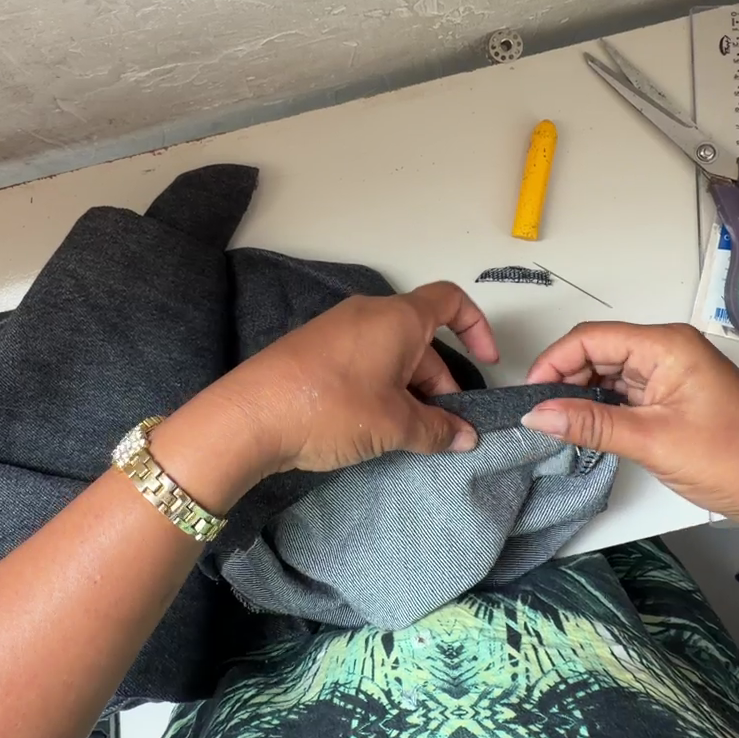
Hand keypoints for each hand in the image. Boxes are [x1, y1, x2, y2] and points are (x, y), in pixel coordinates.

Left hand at [160, 282, 498, 503]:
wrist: (250, 416)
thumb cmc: (332, 407)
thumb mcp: (394, 424)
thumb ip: (437, 429)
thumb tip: (465, 436)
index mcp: (397, 317)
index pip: (450, 301)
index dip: (477, 326)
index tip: (488, 362)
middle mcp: (369, 314)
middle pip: (421, 340)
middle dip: (440, 383)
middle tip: (442, 429)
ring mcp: (338, 330)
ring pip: (392, 355)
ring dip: (410, 391)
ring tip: (407, 436)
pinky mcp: (315, 351)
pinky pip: (364, 362)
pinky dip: (381, 389)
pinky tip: (373, 426)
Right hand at [519, 322, 738, 526]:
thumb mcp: (652, 440)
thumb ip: (590, 424)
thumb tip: (541, 414)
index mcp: (668, 344)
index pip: (591, 337)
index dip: (554, 362)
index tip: (533, 393)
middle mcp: (669, 351)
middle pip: (597, 351)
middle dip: (565, 379)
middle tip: (543, 413)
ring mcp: (672, 374)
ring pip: (608, 372)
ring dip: (583, 395)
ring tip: (563, 424)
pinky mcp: (673, 397)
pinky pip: (624, 392)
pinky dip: (602, 407)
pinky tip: (589, 427)